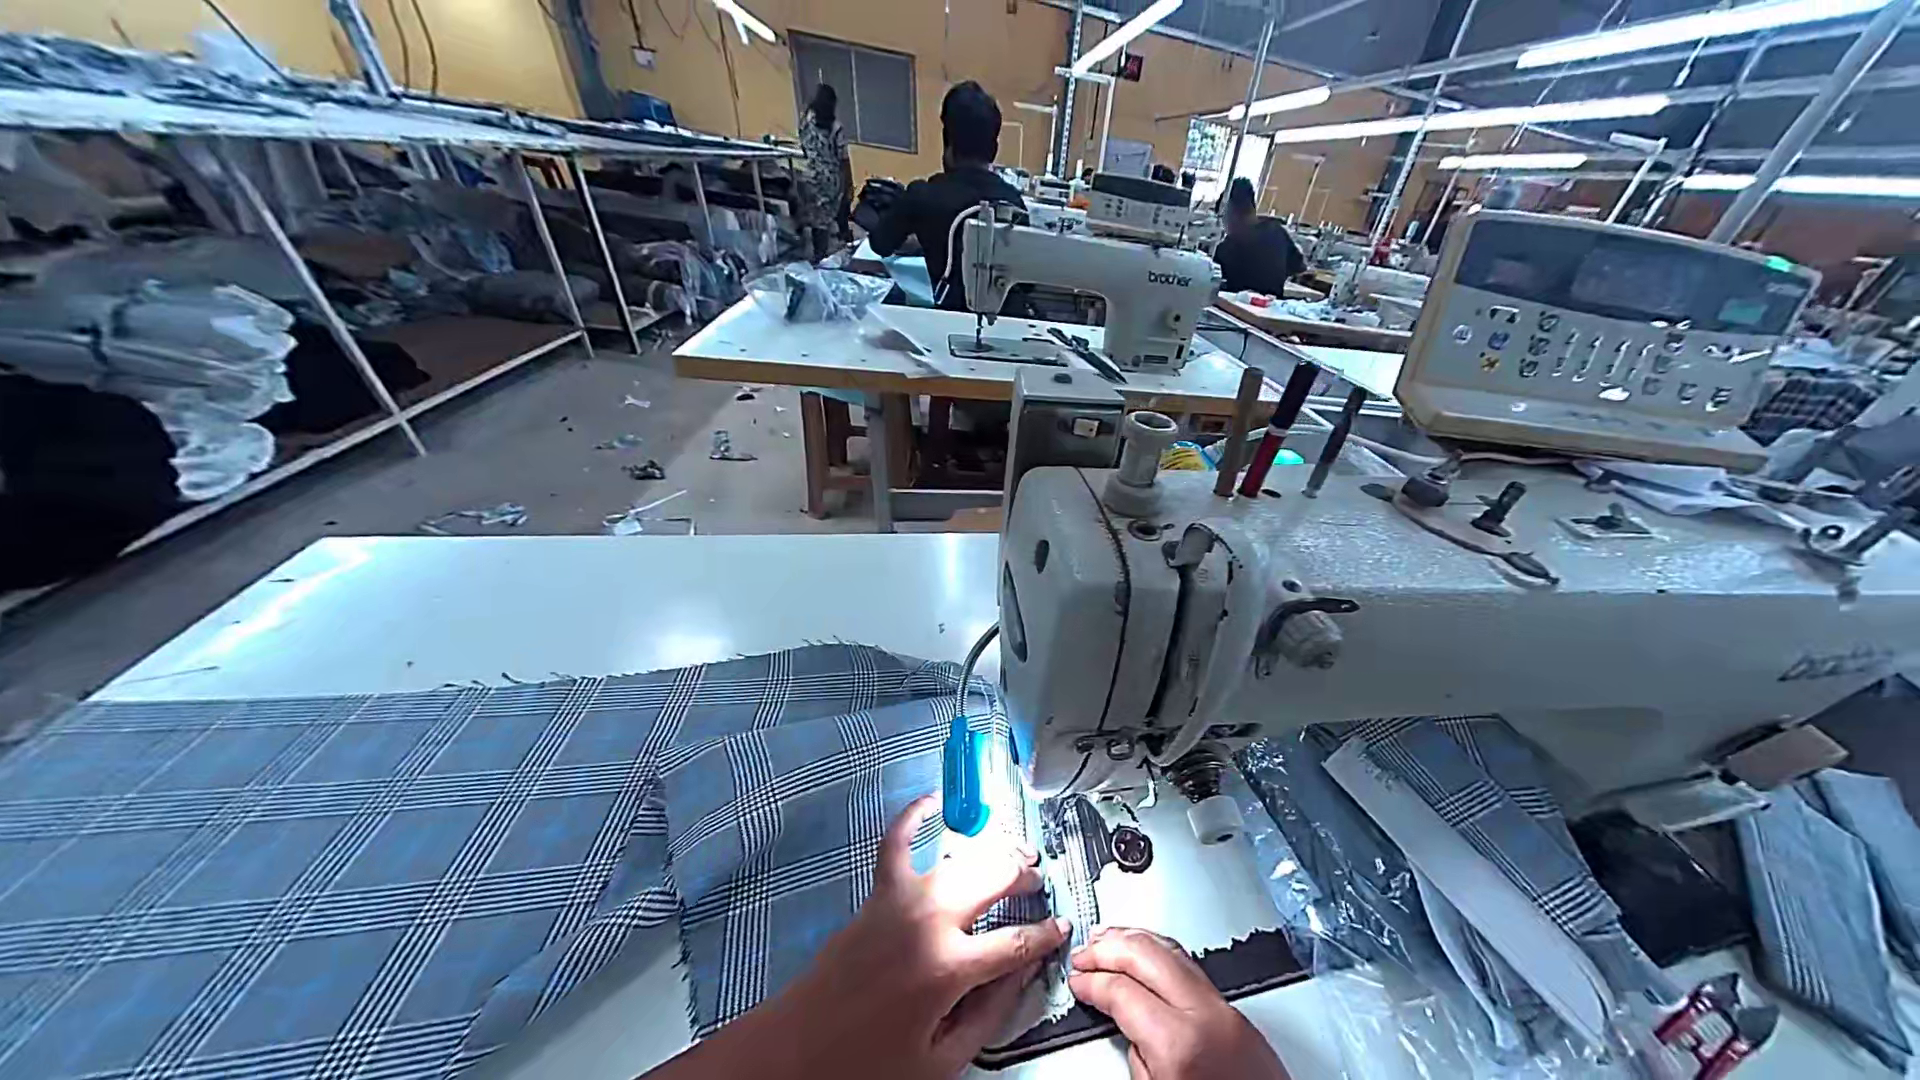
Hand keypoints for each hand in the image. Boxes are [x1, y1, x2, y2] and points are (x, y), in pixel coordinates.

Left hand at [646, 796, 1068, 1079]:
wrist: (804, 1045)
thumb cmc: (873, 1061)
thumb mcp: (943, 1059)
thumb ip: (990, 1013)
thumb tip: (1022, 972)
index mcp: (949, 967)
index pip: (1015, 942)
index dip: (1045, 934)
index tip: (1061, 926)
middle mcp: (930, 921)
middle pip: (992, 880)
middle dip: (1022, 876)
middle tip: (1037, 879)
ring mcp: (902, 898)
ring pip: (958, 858)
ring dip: (991, 850)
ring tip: (1013, 851)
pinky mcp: (878, 891)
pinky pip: (896, 841)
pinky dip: (913, 815)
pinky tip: (932, 798)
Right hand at [1070, 927, 1289, 1079]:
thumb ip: (1137, 1056)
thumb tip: (1127, 1024)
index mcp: (1178, 1044)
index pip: (1120, 989)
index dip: (1091, 982)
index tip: (1078, 982)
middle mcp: (1202, 1014)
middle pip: (1142, 954)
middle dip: (1105, 948)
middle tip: (1082, 956)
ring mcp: (1223, 1008)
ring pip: (1166, 947)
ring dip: (1130, 939)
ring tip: (1104, 940)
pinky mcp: (1236, 1012)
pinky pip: (1186, 961)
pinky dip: (1157, 947)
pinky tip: (1143, 949)